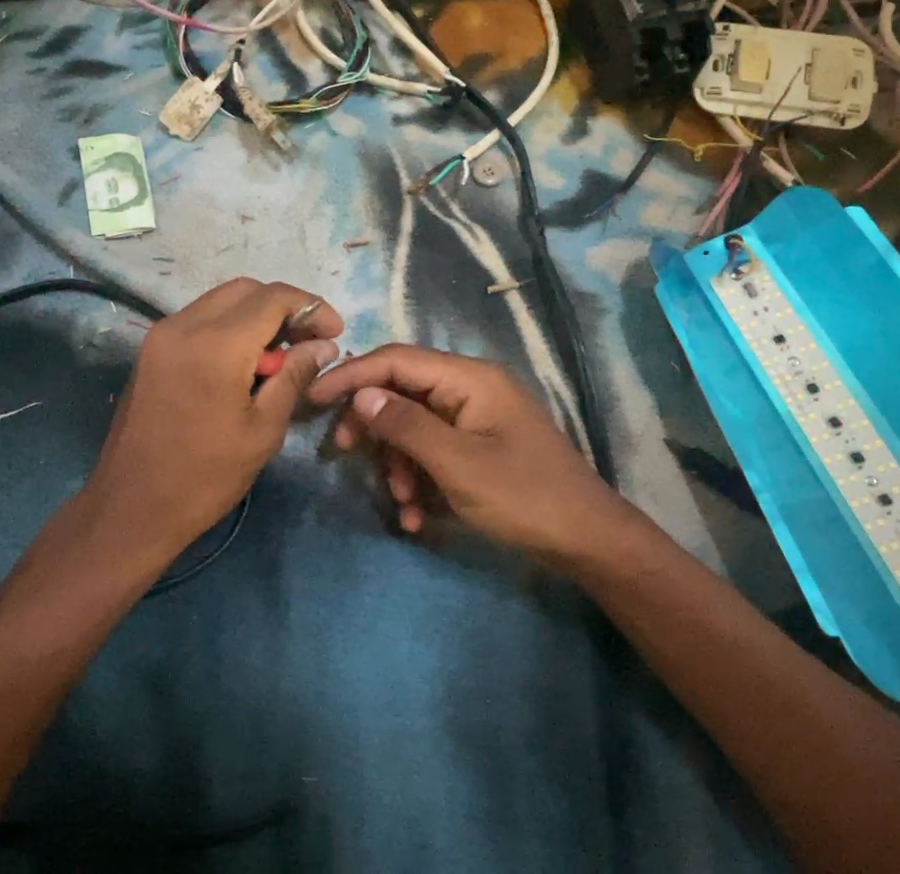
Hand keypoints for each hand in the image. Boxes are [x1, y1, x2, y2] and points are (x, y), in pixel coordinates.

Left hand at [84, 278, 342, 548]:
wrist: (132, 507)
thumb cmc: (207, 476)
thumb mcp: (263, 429)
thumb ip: (294, 377)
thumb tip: (323, 345)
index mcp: (217, 344)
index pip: (273, 298)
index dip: (311, 308)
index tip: (335, 333)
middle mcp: (184, 325)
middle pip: (245, 290)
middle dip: (282, 307)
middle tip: (308, 342)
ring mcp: (161, 336)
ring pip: (219, 301)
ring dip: (254, 316)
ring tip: (280, 356)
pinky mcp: (150, 351)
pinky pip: (198, 320)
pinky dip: (228, 328)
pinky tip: (244, 364)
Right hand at [307, 346, 634, 562]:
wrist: (585, 539)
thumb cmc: (523, 496)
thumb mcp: (457, 464)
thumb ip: (406, 426)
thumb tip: (361, 394)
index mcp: (470, 379)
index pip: (397, 360)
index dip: (351, 375)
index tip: (313, 398)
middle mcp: (471, 389)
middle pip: (401, 391)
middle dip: (372, 426)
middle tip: (342, 452)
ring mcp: (475, 419)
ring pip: (412, 428)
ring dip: (397, 465)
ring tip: (403, 504)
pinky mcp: (478, 448)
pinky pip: (433, 453)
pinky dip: (419, 481)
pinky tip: (418, 518)